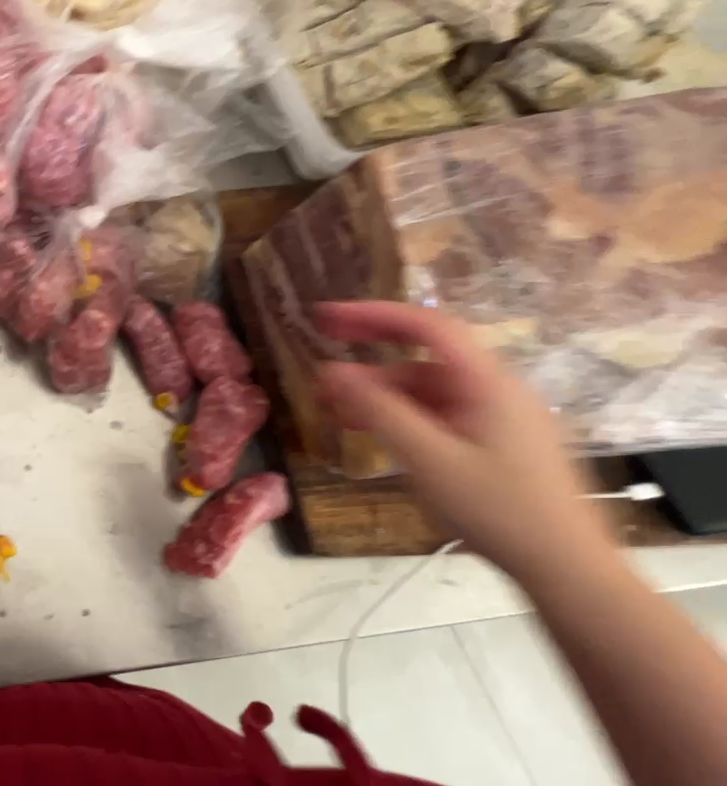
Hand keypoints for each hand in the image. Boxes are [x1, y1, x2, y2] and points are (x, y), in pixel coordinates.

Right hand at [312, 301, 612, 582]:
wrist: (568, 571)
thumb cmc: (499, 510)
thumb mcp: (428, 459)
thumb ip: (377, 410)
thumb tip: (330, 370)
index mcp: (488, 384)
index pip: (427, 327)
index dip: (372, 314)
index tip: (323, 317)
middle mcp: (495, 391)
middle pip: (422, 359)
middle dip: (367, 359)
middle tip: (319, 365)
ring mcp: (497, 418)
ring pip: (425, 390)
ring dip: (376, 394)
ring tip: (330, 410)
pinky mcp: (494, 443)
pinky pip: (436, 414)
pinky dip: (398, 416)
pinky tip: (368, 433)